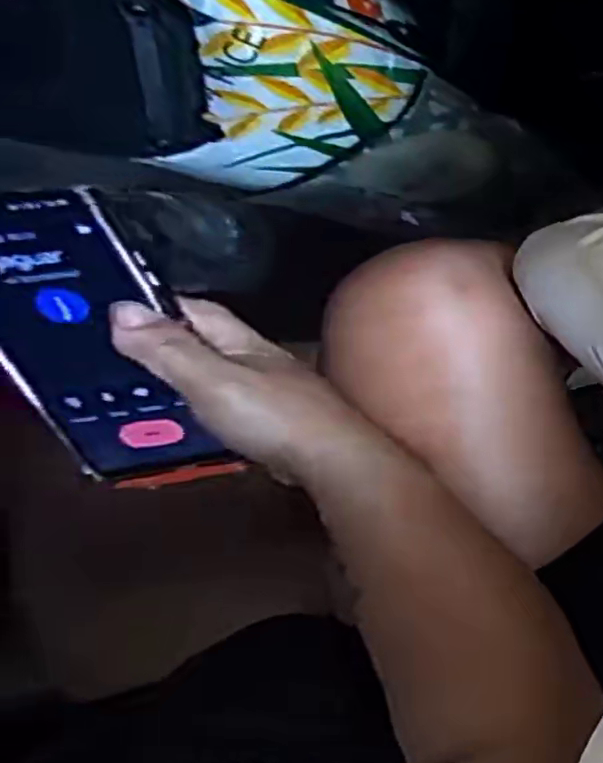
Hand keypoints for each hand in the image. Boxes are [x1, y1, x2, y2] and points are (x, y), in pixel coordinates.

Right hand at [110, 298, 377, 475]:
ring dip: (180, 373)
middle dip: (164, 340)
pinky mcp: (274, 418)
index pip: (202, 312)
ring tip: (134, 381)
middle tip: (109, 346)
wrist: (332, 458)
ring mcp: (274, 391)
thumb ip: (172, 350)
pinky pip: (226, 401)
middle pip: (208, 342)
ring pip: (217, 372)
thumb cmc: (276, 416)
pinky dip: (199, 401)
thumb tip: (126, 309)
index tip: (112, 305)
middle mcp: (265, 363)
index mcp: (251, 346)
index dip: (159, 304)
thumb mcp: (215, 380)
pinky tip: (181, 415)